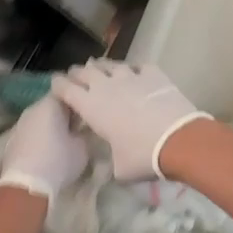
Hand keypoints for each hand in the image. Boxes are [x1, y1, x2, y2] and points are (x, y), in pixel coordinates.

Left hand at [0, 97, 88, 198]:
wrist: (25, 186)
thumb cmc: (58, 161)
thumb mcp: (82, 147)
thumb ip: (84, 132)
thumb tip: (81, 130)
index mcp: (50, 104)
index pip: (67, 91)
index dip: (78, 99)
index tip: (87, 110)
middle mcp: (32, 109)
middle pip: (52, 105)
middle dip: (64, 113)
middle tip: (77, 125)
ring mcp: (19, 125)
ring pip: (40, 119)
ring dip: (50, 125)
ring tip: (62, 139)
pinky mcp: (11, 141)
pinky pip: (30, 133)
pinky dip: (39, 137)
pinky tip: (46, 150)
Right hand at [51, 59, 208, 180]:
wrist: (177, 138)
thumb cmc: (142, 156)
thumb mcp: (119, 168)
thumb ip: (111, 160)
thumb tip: (115, 161)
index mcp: (91, 107)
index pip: (66, 89)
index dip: (58, 85)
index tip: (55, 83)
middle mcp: (106, 86)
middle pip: (85, 71)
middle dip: (77, 72)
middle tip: (75, 74)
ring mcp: (131, 76)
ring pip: (110, 64)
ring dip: (102, 66)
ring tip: (98, 66)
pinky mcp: (154, 74)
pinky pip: (139, 66)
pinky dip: (134, 68)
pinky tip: (134, 72)